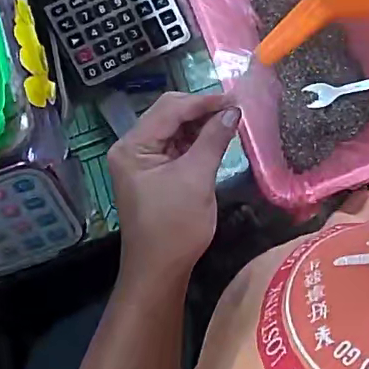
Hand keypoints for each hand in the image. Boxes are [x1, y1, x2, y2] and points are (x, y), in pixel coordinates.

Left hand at [108, 92, 240, 280]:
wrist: (160, 270)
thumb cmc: (175, 227)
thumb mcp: (196, 179)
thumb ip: (213, 140)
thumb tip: (233, 111)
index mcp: (133, 147)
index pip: (169, 109)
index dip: (204, 101)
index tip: (236, 98)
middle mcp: (132, 147)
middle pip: (169, 114)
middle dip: (202, 109)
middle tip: (235, 108)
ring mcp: (142, 160)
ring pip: (174, 128)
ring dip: (201, 123)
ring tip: (231, 119)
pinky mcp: (155, 172)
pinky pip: (177, 145)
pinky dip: (197, 139)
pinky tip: (217, 136)